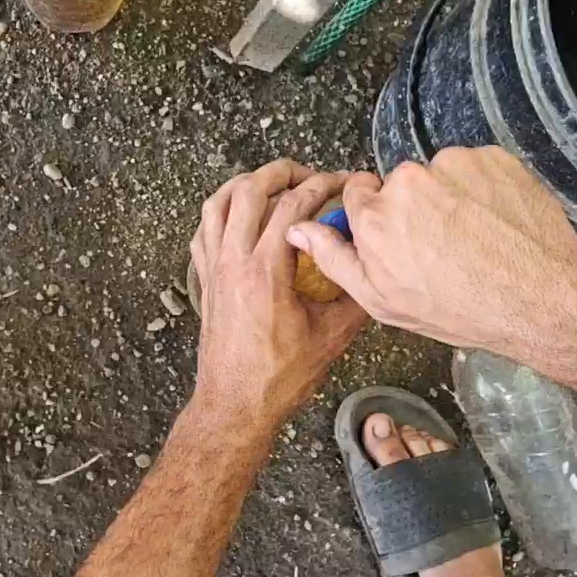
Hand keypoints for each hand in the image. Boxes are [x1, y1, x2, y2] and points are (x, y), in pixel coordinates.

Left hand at [190, 160, 369, 430]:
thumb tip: (373, 269)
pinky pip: (204, 228)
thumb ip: (355, 297)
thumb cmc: (278, 377)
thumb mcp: (331, 338)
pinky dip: (222, 210)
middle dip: (281, 172)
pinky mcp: (204, 278)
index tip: (342, 181)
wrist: (234, 404)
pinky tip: (241, 215)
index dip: (323, 184)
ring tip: (273, 184)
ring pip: (218, 202)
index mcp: (265, 271)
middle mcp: (233, 261)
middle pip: (249, 190)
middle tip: (308, 174)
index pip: (293, 206)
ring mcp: (213, 268)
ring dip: (246, 184)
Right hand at [286, 146, 576, 360]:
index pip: (358, 191)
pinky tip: (495, 221)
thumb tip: (297, 228)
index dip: (376, 216)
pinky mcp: (491, 157)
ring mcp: (453, 164)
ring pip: (438, 173)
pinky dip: (482, 187)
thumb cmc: (458, 308)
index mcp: (375, 215)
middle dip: (413, 206)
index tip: (397, 235)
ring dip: (450, 195)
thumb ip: (334, 258)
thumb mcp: (382, 300)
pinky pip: (474, 166)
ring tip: (475, 236)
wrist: (539, 297)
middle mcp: (408, 180)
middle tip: (442, 244)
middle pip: (399, 183)